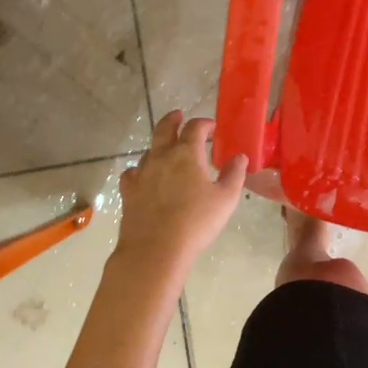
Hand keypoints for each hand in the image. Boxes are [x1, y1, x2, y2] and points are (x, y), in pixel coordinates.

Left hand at [114, 111, 247, 272]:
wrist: (155, 250)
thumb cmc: (196, 222)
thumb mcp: (225, 199)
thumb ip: (234, 174)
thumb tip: (239, 157)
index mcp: (186, 154)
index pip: (195, 128)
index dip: (204, 123)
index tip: (212, 127)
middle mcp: (161, 157)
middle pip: (164, 129)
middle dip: (173, 120)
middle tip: (178, 116)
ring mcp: (141, 174)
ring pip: (148, 151)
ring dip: (159, 146)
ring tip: (167, 151)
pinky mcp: (128, 192)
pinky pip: (132, 173)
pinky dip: (140, 170)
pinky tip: (144, 177)